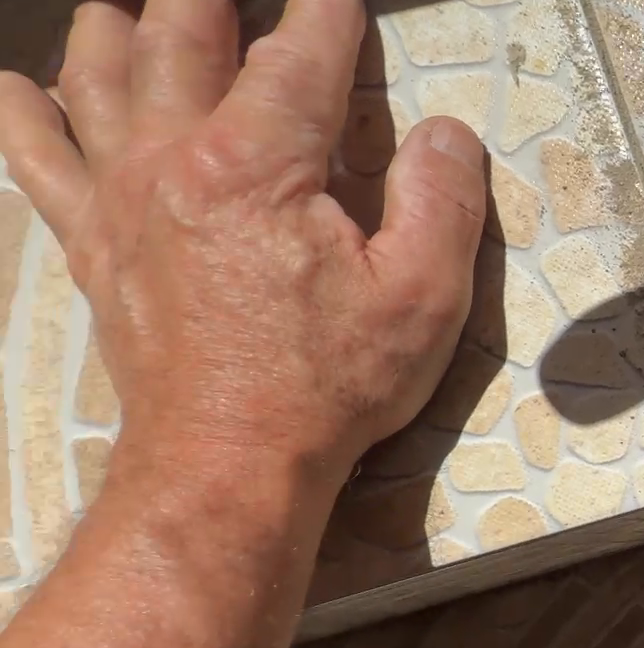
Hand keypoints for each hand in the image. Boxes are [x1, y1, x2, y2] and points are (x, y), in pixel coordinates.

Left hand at [0, 0, 485, 488]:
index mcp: (259, 169)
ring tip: (133, 4)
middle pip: (177, 43)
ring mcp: (118, 196)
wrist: (234, 452)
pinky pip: (34, 153)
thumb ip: (441, 206)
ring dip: (118, 26)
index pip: (295, 66)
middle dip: (206, 0)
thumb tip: (448, 132)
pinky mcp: (92, 241)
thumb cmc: (340, 378)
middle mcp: (171, 159)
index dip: (324, 21)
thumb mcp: (426, 299)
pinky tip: (24, 86)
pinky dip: (27, 109)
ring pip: (97, 76)